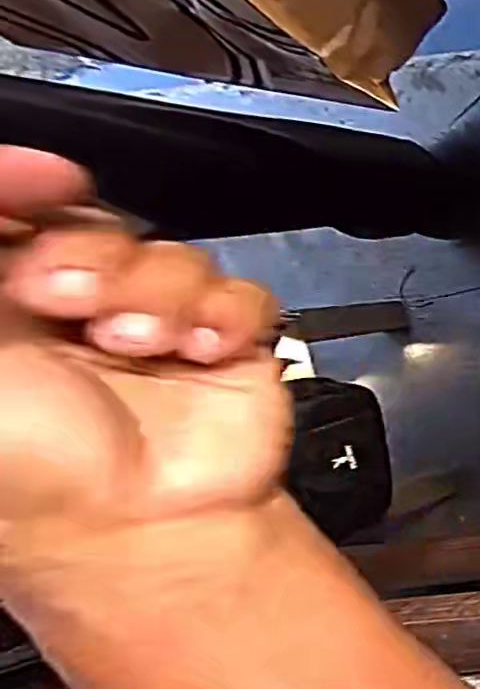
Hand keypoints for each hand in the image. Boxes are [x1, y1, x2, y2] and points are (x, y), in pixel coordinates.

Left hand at [0, 148, 285, 582]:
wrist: (140, 511)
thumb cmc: (12, 452)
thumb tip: (18, 178)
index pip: (7, 213)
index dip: (21, 184)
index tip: (47, 177)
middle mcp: (67, 304)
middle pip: (98, 227)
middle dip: (96, 258)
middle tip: (72, 302)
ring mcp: (157, 321)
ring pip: (179, 258)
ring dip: (166, 298)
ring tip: (147, 345)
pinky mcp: (231, 339)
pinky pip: (246, 294)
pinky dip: (229, 319)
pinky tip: (204, 352)